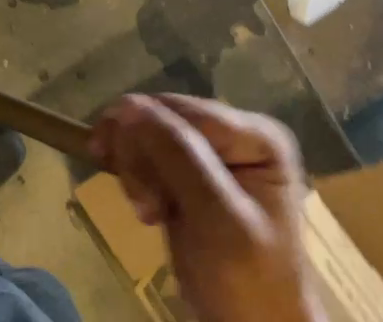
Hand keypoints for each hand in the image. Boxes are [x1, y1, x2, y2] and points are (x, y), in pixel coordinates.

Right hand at [90, 94, 320, 321]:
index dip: (143, 142)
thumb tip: (127, 103)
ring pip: (142, 131)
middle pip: (155, 116)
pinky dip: (135, 176)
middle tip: (146, 207)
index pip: (174, 111)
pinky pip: (143, 150)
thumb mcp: (217, 219)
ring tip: (149, 211)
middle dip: (138, 160)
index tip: (139, 196)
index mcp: (255, 136)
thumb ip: (177, 156)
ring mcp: (212, 149)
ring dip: (134, 171)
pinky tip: (147, 206)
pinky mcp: (190, 167)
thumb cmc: (247, 279)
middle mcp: (234, 132)